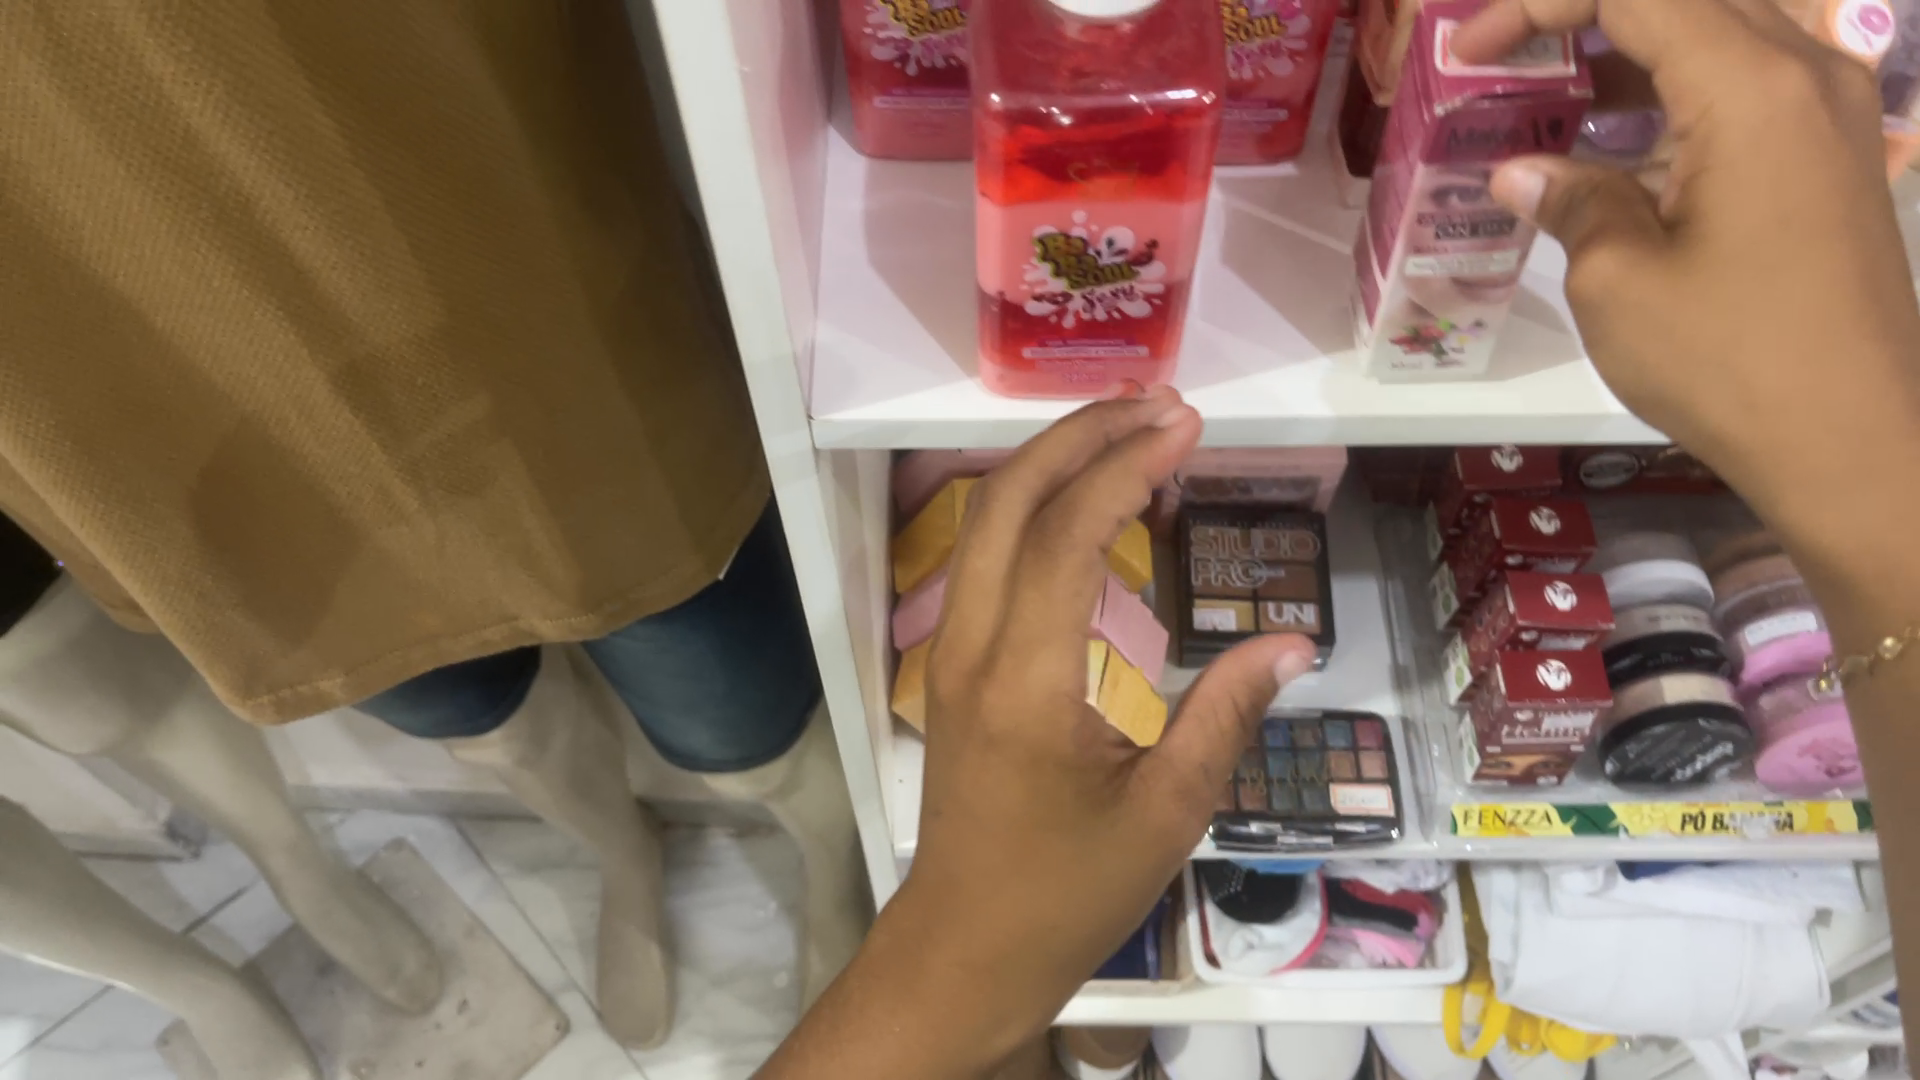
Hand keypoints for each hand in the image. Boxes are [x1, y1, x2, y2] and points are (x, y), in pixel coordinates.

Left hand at [893, 386, 1316, 1064]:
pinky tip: (1086, 505)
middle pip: (1005, 502)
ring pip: (984, 522)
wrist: (963, 945)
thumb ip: (1225, 716)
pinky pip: (985, 558)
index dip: (1125, 467)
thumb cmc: (1065, 894)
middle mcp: (971, 645)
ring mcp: (950, 649)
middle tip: (1155, 405)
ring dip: (1051, 464)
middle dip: (1077, 436)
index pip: (1066, 537)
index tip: (1183, 424)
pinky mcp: (952, 662)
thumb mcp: (1166, 815)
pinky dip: (1034, 509)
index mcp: (1024, 680)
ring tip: (1127, 432)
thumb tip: (1292, 642)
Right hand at [1452, 0, 1919, 526]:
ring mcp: (1829, 112)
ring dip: (1631, 46)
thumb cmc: (1720, 351)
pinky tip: (1616, 134)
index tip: (1468, 50)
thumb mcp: (1614, 278)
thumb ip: (1572, 202)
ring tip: (1550, 89)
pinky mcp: (1825, 155)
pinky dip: (1671, 87)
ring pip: (1726, 32)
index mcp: (1750, 92)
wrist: (1844, 423)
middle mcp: (1806, 74)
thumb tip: (1520, 171)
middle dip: (1584, 15)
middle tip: (1500, 62)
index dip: (1544, 6)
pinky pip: (1744, 83)